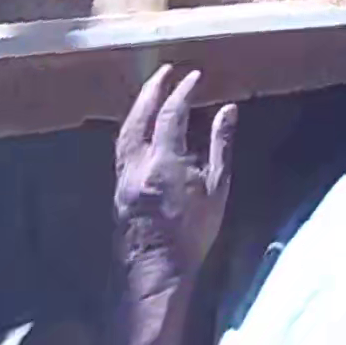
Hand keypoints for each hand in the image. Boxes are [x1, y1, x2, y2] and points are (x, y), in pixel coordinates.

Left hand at [114, 65, 236, 344]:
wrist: (157, 274)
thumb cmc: (192, 232)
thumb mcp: (217, 188)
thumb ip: (220, 144)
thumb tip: (228, 108)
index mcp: (164, 161)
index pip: (171, 114)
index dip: (183, 90)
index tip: (195, 75)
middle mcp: (137, 163)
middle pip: (140, 115)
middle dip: (153, 88)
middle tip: (166, 69)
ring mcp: (123, 174)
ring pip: (126, 129)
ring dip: (140, 104)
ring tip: (152, 88)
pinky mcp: (117, 186)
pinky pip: (122, 143)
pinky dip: (133, 124)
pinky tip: (141, 121)